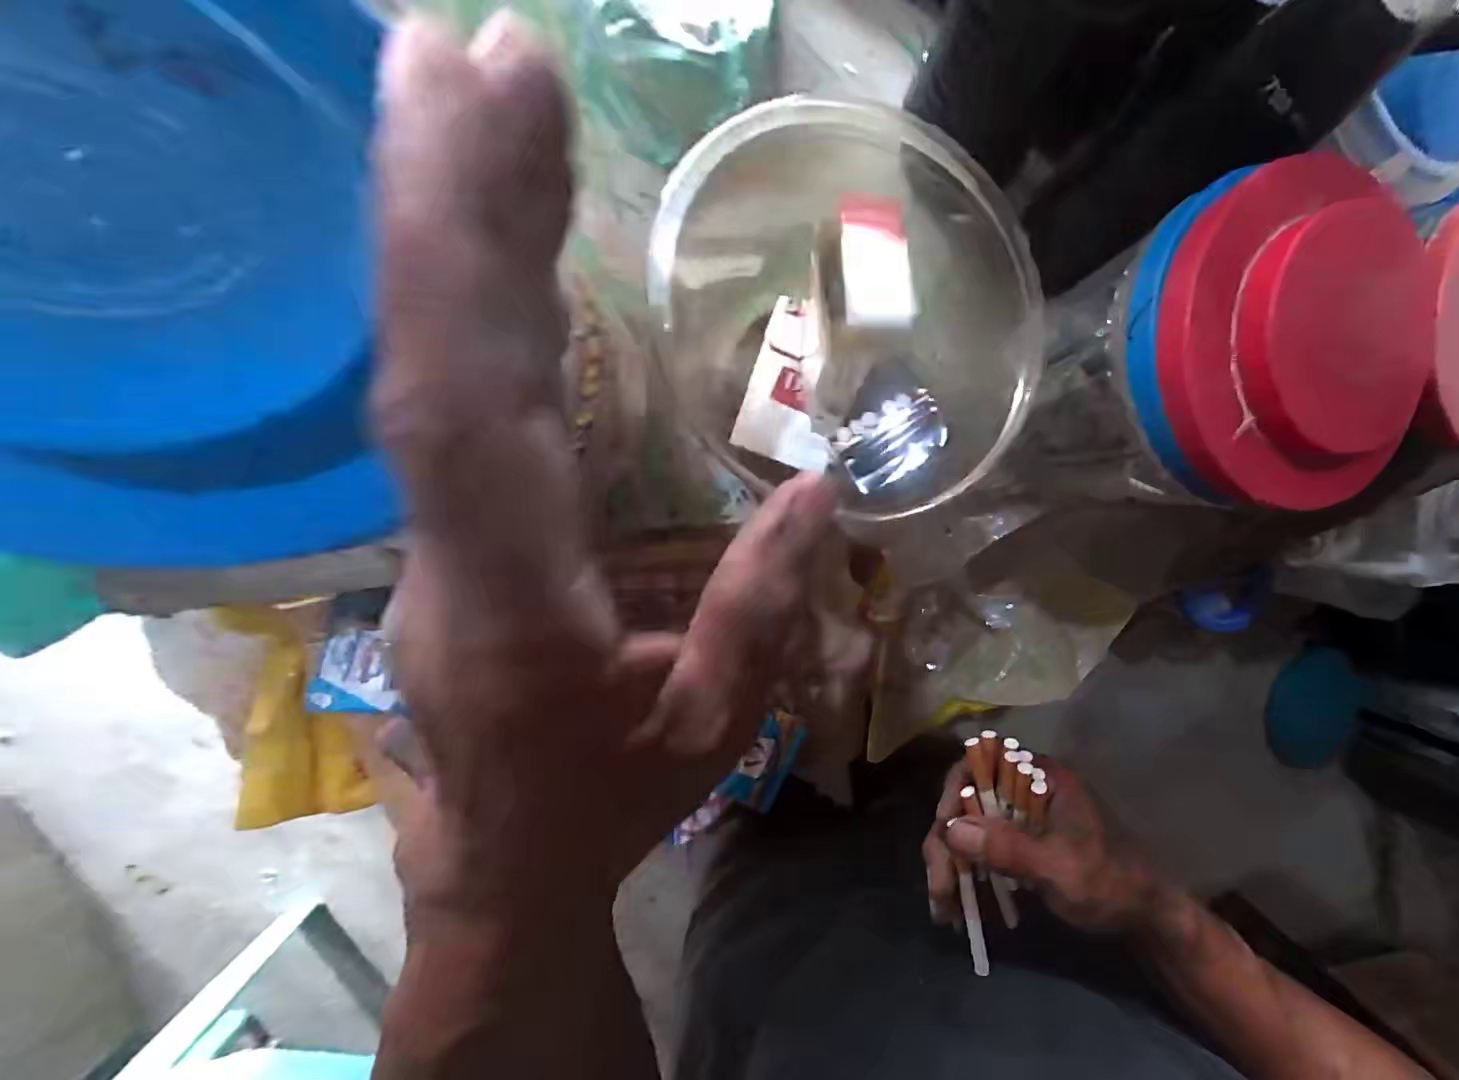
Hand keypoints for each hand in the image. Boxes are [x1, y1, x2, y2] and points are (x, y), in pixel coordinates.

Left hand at [374, 14, 836, 919]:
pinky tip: (497, 228)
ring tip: (475, 97)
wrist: (510, 856)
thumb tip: (817, 492)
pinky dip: (472, 292)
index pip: (471, 407)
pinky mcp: (463, 517)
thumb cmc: (615, 795)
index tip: (499, 109)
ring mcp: (446, 523)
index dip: (472, 252)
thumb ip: (761, 608)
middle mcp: (458, 538)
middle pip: (433, 350)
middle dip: (451, 192)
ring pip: (430, 357)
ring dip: (453, 221)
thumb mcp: (712, 722)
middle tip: (481, 53)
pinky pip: (456, 386)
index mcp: (519, 594)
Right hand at [923, 756, 1173, 934]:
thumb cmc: (1109, 881)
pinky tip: (961, 911)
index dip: (957, 787)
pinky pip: (983, 850)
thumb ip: (1008, 847)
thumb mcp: (1059, 868)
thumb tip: (951, 829)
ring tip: (946, 911)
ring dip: (952, 865)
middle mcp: (1028, 788)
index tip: (946, 826)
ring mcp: (1024, 816)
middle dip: (948, 843)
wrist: (1145, 913)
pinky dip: (968, 877)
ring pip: (971, 827)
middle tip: (940, 890)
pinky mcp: (1022, 843)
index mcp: (1042, 776)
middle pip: (970, 797)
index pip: (985, 760)